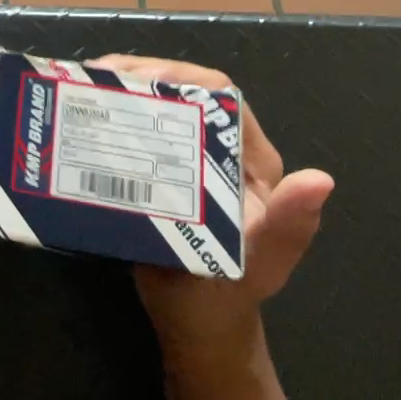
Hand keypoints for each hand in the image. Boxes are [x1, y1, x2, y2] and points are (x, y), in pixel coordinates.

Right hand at [88, 55, 331, 398]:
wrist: (193, 325)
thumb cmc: (227, 295)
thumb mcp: (257, 263)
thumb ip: (288, 225)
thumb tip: (319, 180)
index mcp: (251, 163)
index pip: (222, 99)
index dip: (182, 77)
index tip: (137, 78)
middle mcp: (220, 150)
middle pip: (183, 91)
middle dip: (140, 74)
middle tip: (96, 75)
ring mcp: (185, 157)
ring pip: (156, 104)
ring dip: (120, 88)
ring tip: (81, 84)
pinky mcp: (154, 168)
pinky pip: (134, 129)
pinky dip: (109, 112)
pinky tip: (80, 109)